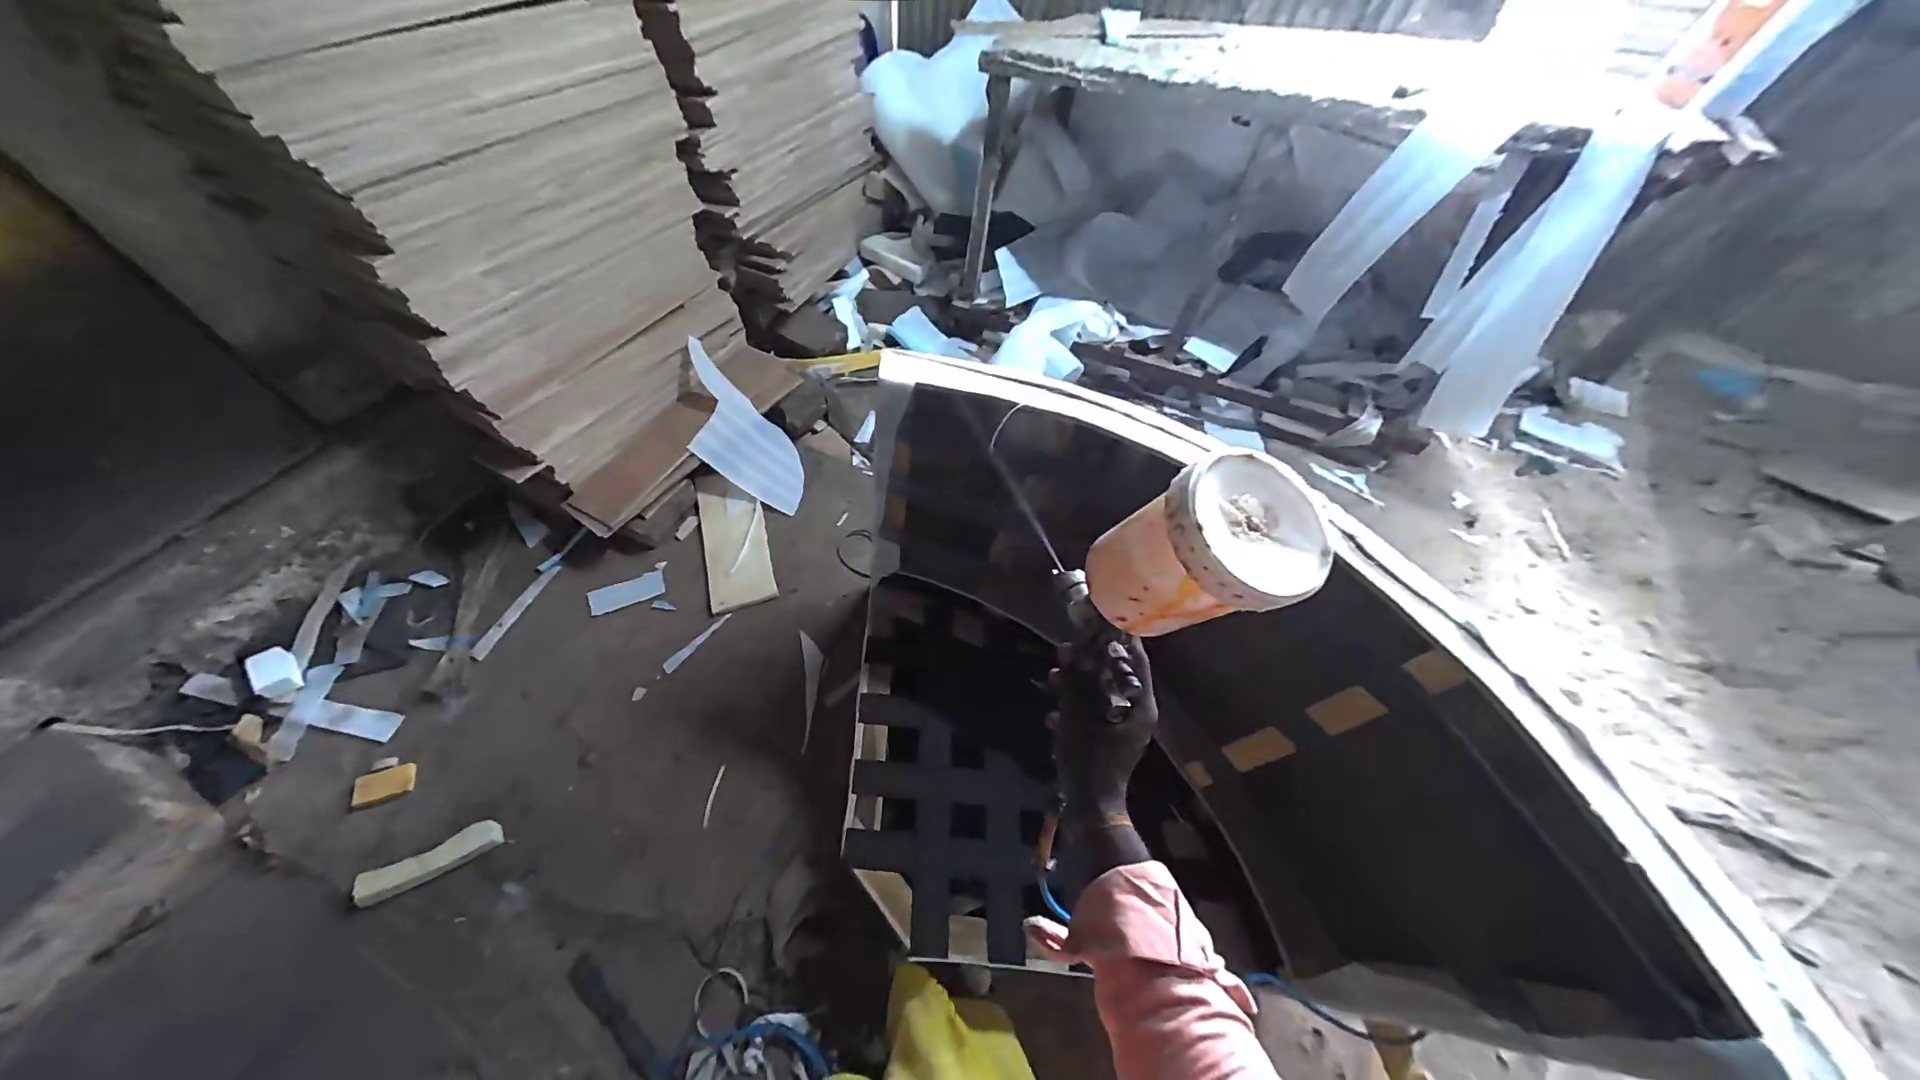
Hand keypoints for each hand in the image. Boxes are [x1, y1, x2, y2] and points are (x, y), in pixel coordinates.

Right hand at [1049, 634, 1157, 834]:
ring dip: (1079, 684)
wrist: (1091, 807)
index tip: (1099, 619)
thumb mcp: (1077, 715)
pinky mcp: (1111, 740)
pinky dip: (1078, 708)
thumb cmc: (1090, 758)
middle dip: (1090, 661)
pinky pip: (1096, 713)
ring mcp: (1126, 728)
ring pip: (1103, 694)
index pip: (1136, 659)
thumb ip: (1073, 681)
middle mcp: (1139, 712)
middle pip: (1117, 675)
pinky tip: (1054, 713)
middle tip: (1069, 646)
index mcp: (1141, 704)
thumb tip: (1068, 648)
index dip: (1119, 638)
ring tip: (1054, 677)